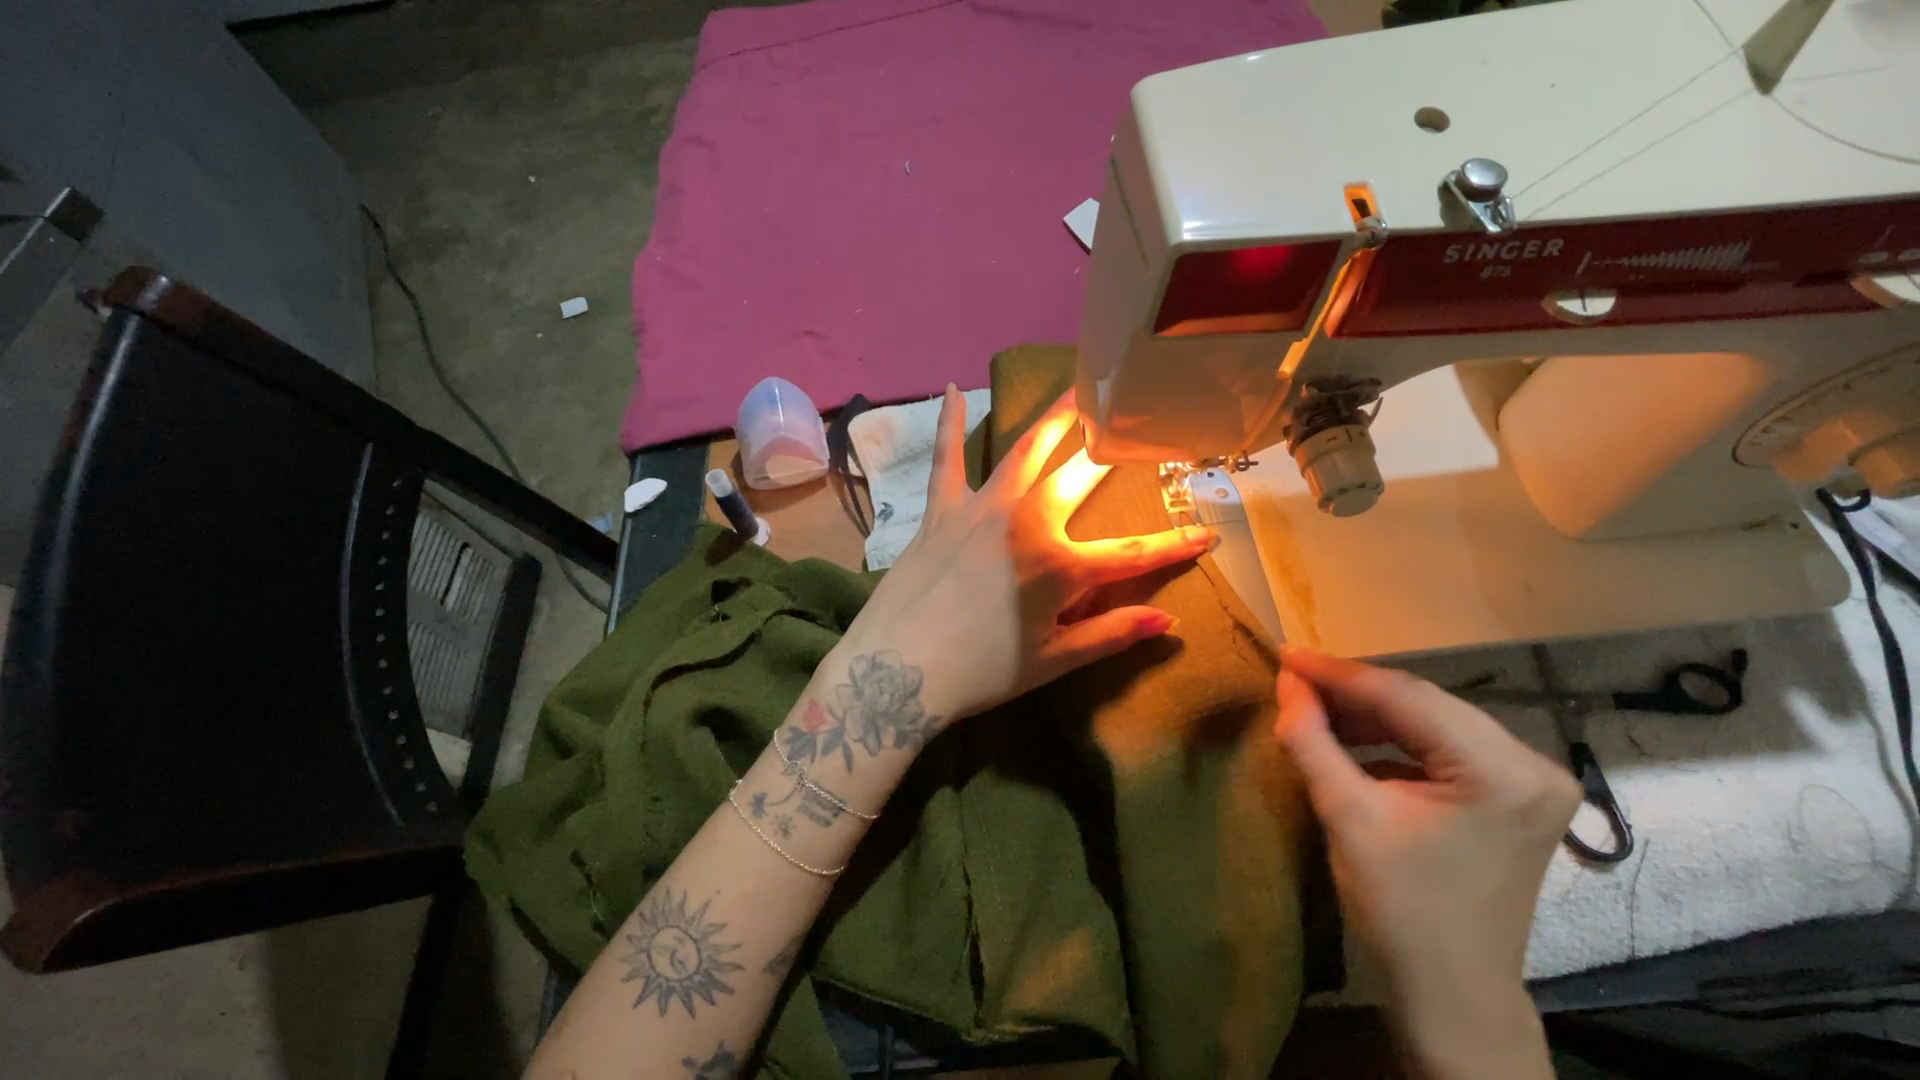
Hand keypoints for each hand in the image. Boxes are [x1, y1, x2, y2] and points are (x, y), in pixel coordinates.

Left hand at [841, 385, 1215, 724]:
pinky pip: (947, 458)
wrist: (898, 670)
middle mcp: (1027, 522)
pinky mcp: (941, 509)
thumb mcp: (1053, 661)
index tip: (1209, 532)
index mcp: (1061, 566)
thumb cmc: (981, 672)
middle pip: (1081, 478)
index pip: (1133, 554)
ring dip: (1055, 419)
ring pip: (1025, 451)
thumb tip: (1169, 622)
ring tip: (1079, 390)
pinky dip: (950, 423)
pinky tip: (952, 389)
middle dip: (1114, 451)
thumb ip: (1112, 636)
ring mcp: (981, 509)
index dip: (1176, 545)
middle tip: (1139, 421)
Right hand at [1273, 647, 1577, 1079]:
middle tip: (1295, 681)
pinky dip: (1400, 739)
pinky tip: (1357, 739)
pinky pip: (1450, 746)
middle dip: (1355, 692)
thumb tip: (1288, 683)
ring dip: (1376, 714)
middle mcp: (1532, 763)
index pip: (1407, 698)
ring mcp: (1534, 779)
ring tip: (1317, 709)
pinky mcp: (1520, 794)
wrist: (1454, 990)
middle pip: (1426, 704)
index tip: (1286, 655)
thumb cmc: (1400, 910)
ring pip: (1436, 720)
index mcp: (1500, 771)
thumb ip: (1314, 741)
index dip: (1338, 674)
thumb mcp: (1347, 818)